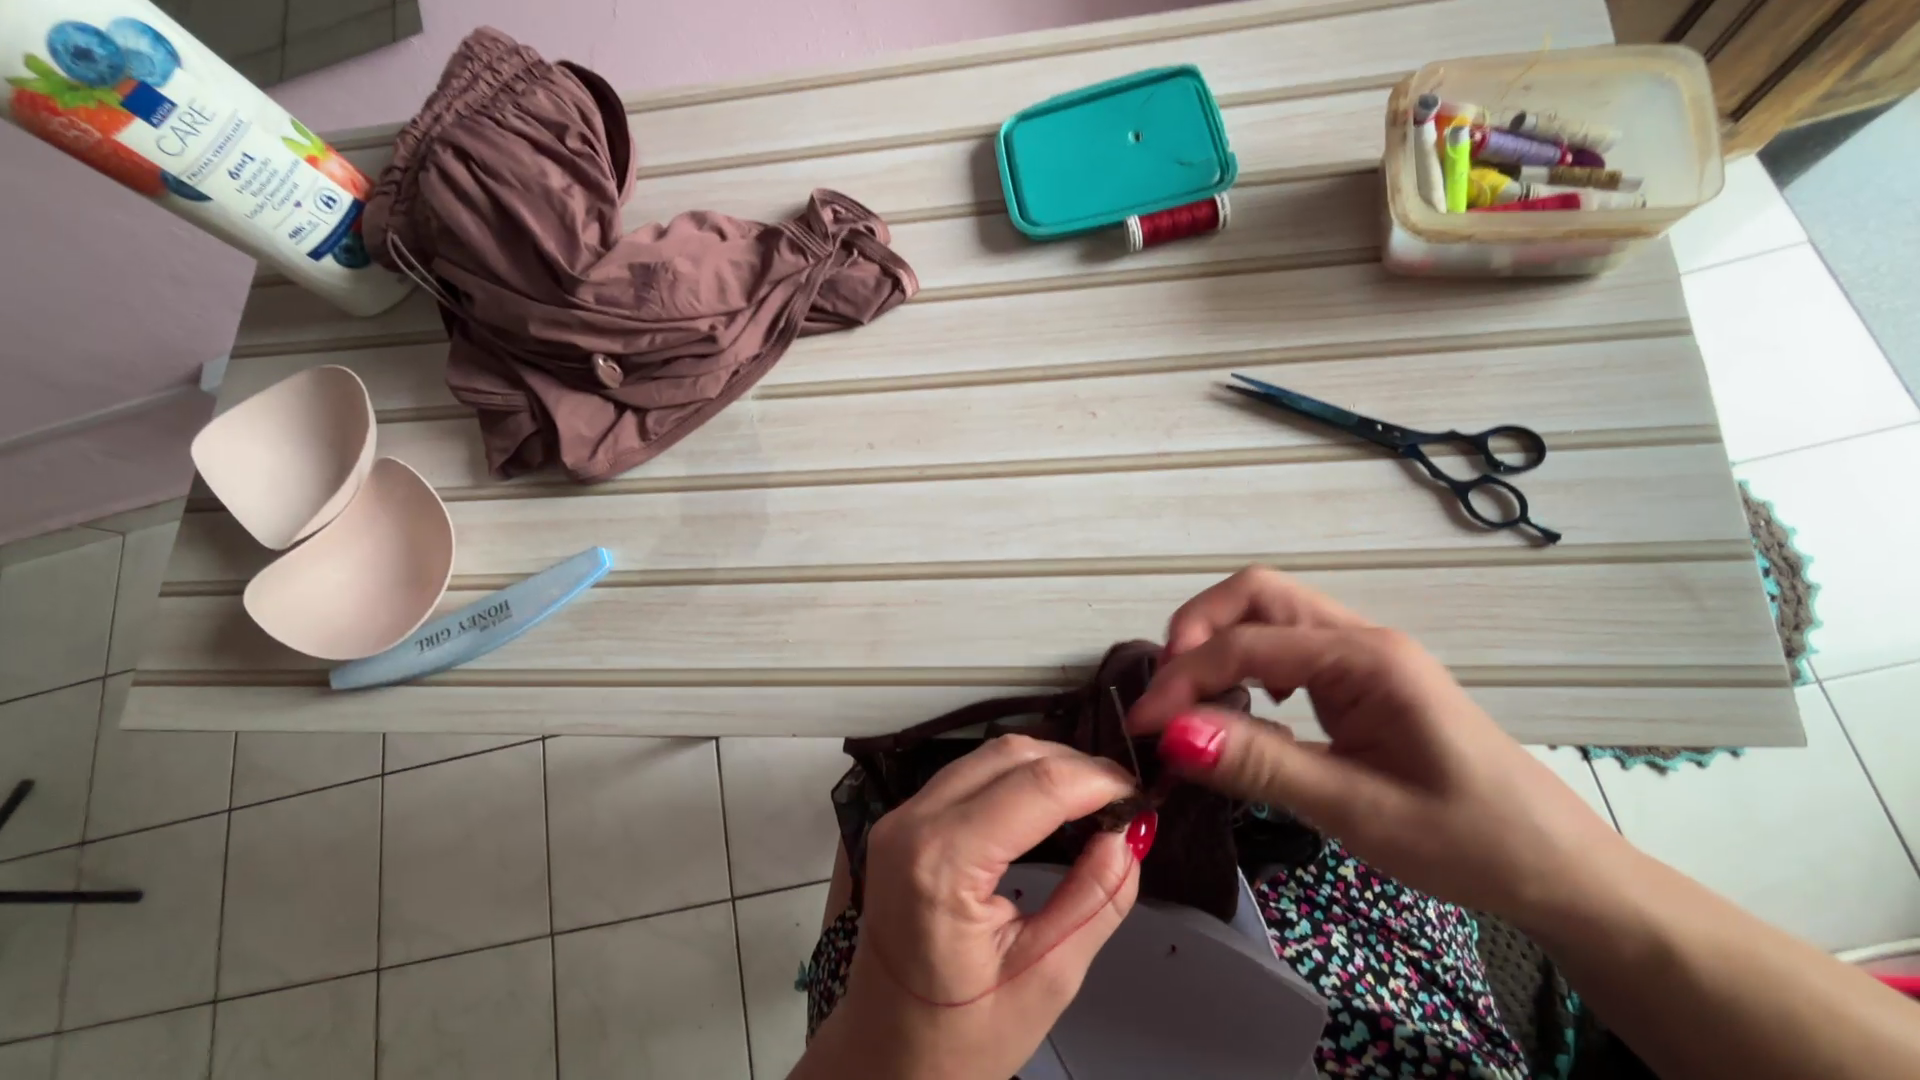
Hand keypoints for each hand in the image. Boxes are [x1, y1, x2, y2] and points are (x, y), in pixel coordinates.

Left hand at [800, 736, 1148, 1079]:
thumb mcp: (1047, 978)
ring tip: (1094, 802)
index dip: (1097, 781)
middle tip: (1122, 802)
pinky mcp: (901, 823)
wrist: (882, 1054)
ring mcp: (899, 818)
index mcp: (943, 863)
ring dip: (1046, 765)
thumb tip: (1129, 835)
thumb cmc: (960, 1035)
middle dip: (1075, 766)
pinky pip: (968, 774)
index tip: (1140, 797)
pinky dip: (1016, 777)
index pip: (1036, 787)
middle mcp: (912, 824)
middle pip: (1010, 754)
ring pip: (988, 755)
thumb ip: (1095, 900)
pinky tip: (1049, 804)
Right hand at [1127, 566, 1625, 926]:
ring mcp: (1362, 656)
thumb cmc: (1470, 842)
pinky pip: (1285, 648)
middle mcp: (1361, 639)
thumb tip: (1172, 735)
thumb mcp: (1358, 811)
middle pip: (1255, 594)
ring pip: (1267, 615)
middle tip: (1168, 698)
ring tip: (1196, 708)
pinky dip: (1245, 666)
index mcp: (1366, 658)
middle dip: (1196, 632)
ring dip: (1218, 646)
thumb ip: (1262, 765)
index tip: (1143, 729)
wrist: (1558, 869)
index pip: (1245, 644)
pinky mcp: (1360, 681)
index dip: (1182, 680)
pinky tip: (1247, 712)